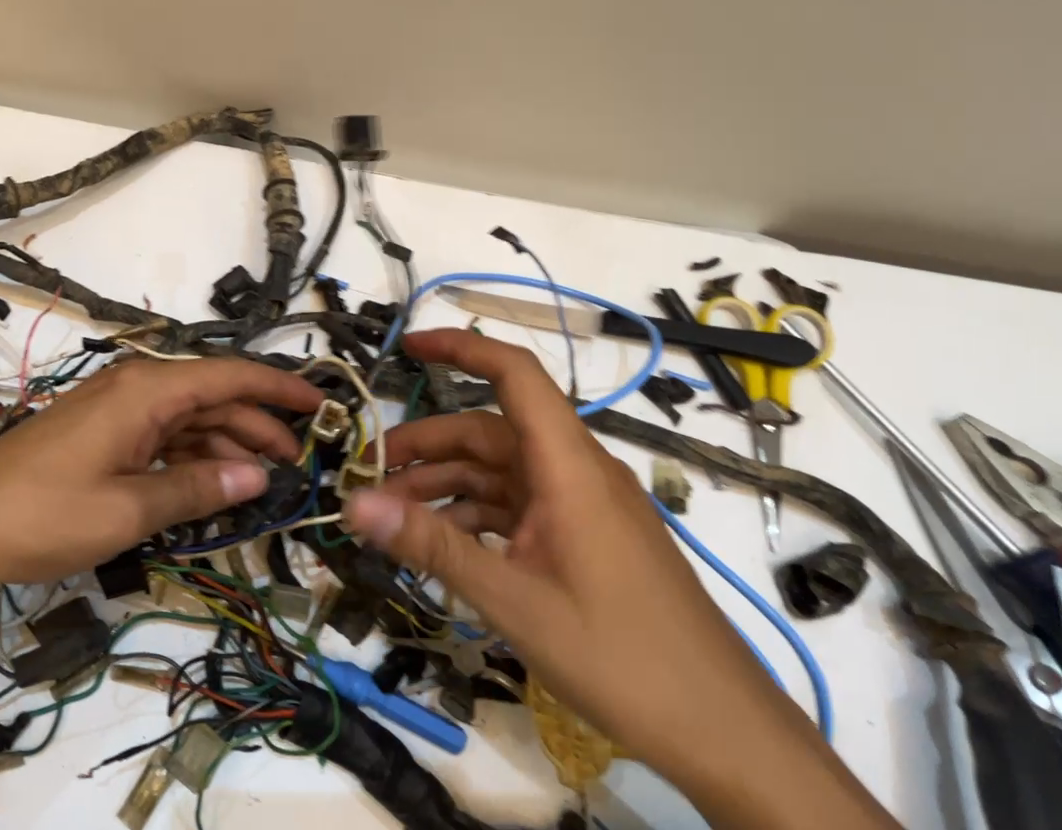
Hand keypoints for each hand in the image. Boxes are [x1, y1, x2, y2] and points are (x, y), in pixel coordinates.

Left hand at [0, 356, 322, 595]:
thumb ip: (197, 489)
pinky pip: (159, 439)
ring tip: (267, 478)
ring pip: (187, 419)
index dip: (279, 388)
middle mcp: (131, 390)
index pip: (227, 375)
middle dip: (258, 424)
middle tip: (301, 463)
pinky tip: (213, 483)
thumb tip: (259, 475)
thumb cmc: (45, 515)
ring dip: (227, 443)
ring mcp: (112, 414)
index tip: (324, 405)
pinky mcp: (98, 438)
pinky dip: (191, 458)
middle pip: (211, 397)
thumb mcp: (129, 510)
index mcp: (144, 392)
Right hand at [343, 330, 894, 826]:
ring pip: (500, 473)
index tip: (407, 345)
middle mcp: (578, 475)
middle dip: (426, 445)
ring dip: (444, 486)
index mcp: (571, 469)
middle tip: (369, 470)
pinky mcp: (586, 542)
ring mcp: (584, 510)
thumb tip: (352, 502)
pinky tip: (440, 547)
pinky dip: (473, 517)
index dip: (462, 348)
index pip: (516, 377)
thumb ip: (431, 545)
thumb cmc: (621, 656)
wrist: (721, 731)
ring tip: (393, 515)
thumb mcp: (512, 600)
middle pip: (491, 432)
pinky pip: (518, 508)